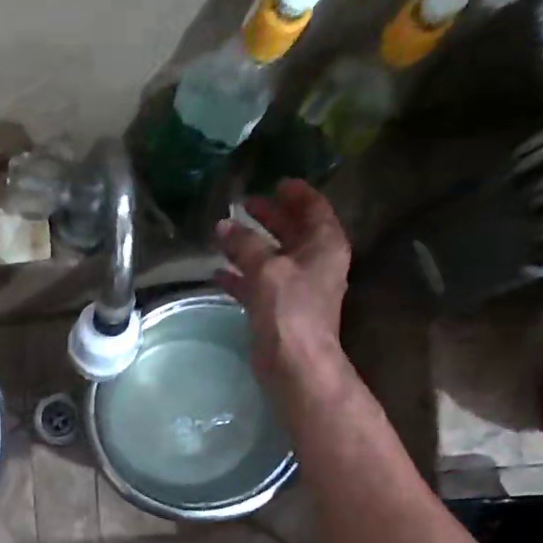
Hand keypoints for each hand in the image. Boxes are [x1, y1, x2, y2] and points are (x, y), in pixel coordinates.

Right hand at [213, 180, 352, 382]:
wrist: (295, 361)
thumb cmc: (290, 309)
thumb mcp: (266, 268)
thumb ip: (244, 244)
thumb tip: (224, 225)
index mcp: (324, 244)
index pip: (314, 207)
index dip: (295, 193)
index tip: (275, 181)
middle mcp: (315, 261)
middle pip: (292, 230)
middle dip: (269, 216)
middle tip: (245, 203)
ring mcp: (296, 287)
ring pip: (272, 257)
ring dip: (251, 245)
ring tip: (225, 232)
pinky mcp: (277, 308)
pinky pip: (257, 283)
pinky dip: (240, 276)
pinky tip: (217, 272)